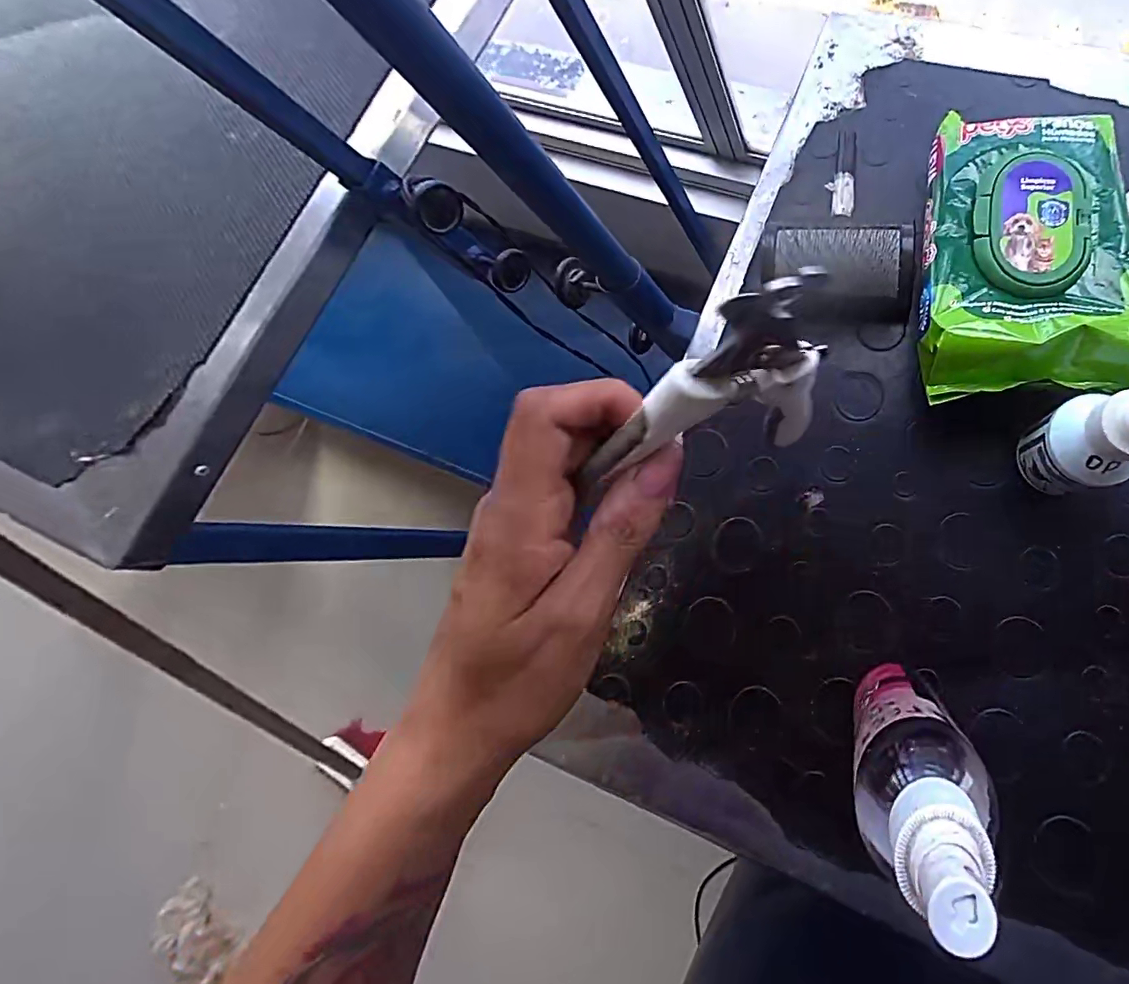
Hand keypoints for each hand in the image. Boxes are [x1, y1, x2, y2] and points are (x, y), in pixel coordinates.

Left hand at [398, 381, 682, 797]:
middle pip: (556, 421)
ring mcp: (513, 516)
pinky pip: (565, 483)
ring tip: (658, 487)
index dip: (602, 399)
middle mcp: (508, 500)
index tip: (657, 430)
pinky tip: (631, 512)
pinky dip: (606, 481)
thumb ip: (623, 528)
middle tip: (669, 462)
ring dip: (617, 452)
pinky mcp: (523, 534)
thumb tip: (666, 456)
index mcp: (517, 513)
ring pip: (564, 451)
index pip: (544, 412)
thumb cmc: (518, 683)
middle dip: (620, 423)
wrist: (459, 730)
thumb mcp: (584, 611)